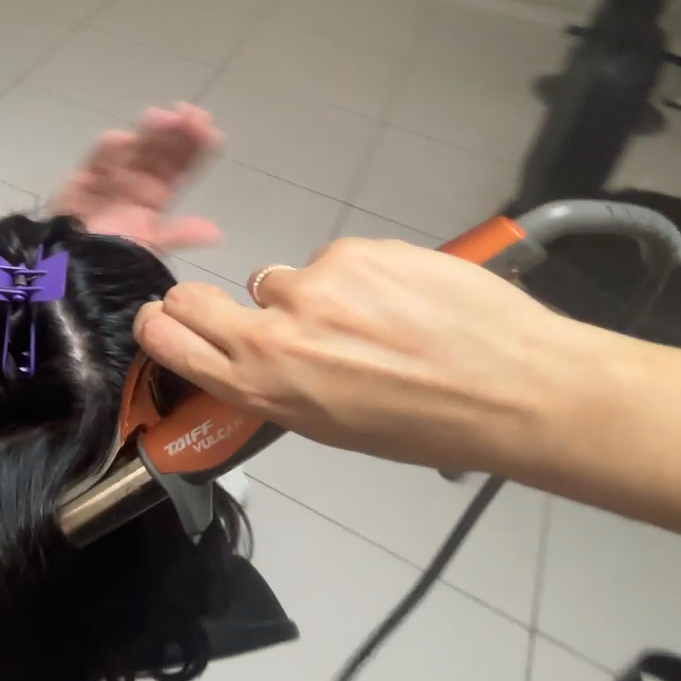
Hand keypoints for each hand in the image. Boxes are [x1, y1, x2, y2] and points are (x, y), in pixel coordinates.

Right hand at [51, 104, 223, 252]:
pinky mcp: (82, 178)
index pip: (179, 167)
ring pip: (133, 150)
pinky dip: (109, 150)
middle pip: (159, 152)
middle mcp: (135, 183)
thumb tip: (216, 234)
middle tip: (188, 114)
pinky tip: (123, 140)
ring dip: (148, 133)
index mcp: (155, 198)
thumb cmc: (110, 259)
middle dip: (175, 132)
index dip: (195, 148)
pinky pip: (97, 161)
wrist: (70, 268)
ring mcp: (109, 178)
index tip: (211, 130)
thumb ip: (179, 235)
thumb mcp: (149, 248)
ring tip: (162, 118)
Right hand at [132, 237, 596, 472]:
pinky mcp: (353, 253)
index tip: (164, 319)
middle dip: (198, 301)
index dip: (156, 324)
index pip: (166, 338)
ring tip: (369, 318)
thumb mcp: (325, 426)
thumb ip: (267, 384)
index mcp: (260, 386)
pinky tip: (402, 299)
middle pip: (190, 297)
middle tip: (247, 312)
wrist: (524, 390)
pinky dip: (359, 277)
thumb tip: (245, 353)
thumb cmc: (423, 425)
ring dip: (307, 296)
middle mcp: (270, 335)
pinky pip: (334, 261)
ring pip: (276, 280)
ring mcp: (311, 287)